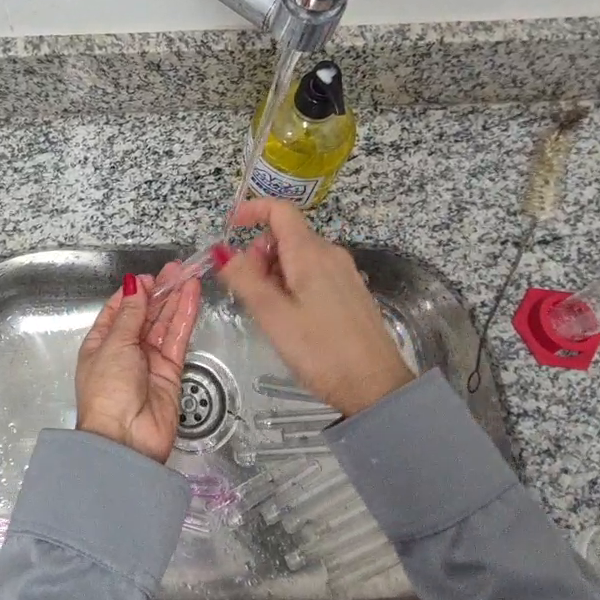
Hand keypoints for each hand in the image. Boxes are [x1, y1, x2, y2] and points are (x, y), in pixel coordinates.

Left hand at [75, 262, 202, 462]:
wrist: (125, 440)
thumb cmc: (108, 390)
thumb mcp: (113, 345)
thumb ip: (130, 314)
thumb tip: (134, 285)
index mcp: (101, 343)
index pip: (119, 310)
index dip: (134, 292)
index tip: (149, 276)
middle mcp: (125, 350)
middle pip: (145, 314)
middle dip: (160, 291)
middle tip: (177, 269)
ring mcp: (149, 361)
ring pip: (164, 323)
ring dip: (176, 299)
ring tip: (188, 275)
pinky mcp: (171, 371)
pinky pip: (178, 338)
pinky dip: (185, 316)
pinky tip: (192, 295)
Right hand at [218, 199, 414, 416]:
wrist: (377, 389)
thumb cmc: (322, 352)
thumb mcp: (273, 316)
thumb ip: (244, 279)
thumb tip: (221, 250)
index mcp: (310, 253)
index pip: (280, 210)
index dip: (252, 210)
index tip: (230, 227)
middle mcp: (330, 254)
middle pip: (286, 234)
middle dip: (259, 252)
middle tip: (248, 289)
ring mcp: (344, 273)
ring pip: (298, 255)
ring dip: (274, 271)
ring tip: (268, 310)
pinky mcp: (351, 292)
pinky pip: (313, 272)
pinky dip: (292, 282)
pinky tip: (290, 316)